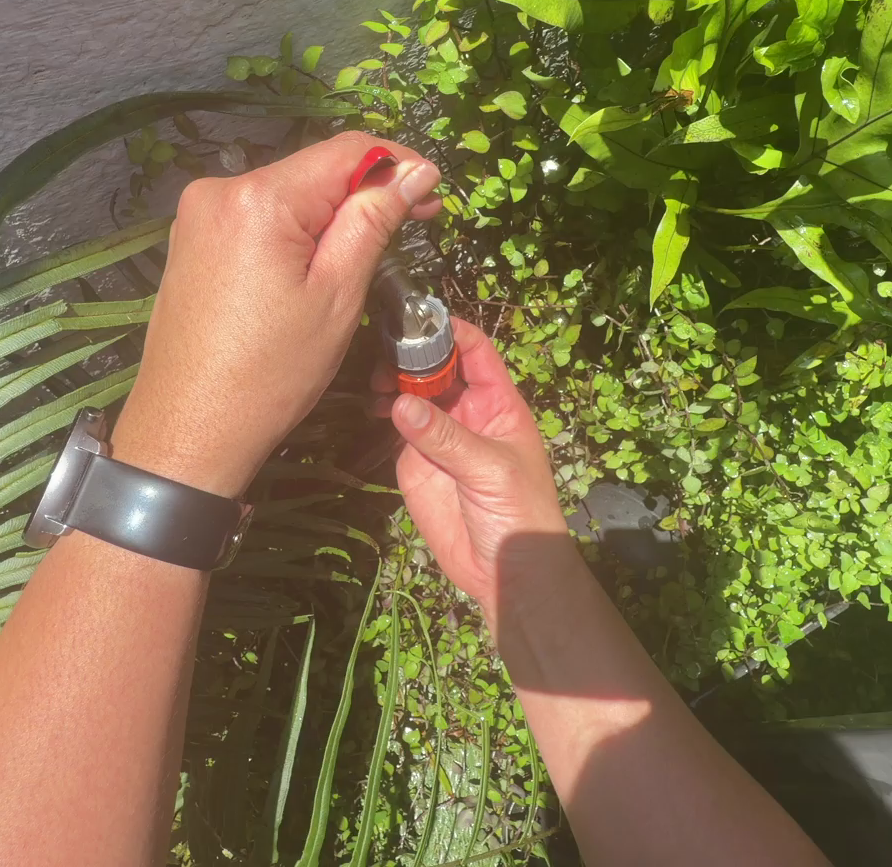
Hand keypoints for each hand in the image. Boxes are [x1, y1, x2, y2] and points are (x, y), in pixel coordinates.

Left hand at [113, 131, 440, 497]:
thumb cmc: (272, 373)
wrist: (190, 430)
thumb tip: (415, 171)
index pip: (346, 151)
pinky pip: (259, 218)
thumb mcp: (338, 296)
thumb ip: (374, 221)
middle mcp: (220, 189)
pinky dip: (295, 232)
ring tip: (361, 260)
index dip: (398, 164)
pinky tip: (311, 268)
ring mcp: (199, 215)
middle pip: (314, 171)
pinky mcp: (193, 240)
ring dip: (331, 215)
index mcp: (260, 198)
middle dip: (365, 193)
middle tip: (411, 224)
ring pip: (288, 195)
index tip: (432, 194)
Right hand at [379, 318, 571, 623]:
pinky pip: (398, 425)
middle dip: (413, 354)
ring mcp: (440, 435)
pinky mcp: (416, 460)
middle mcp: (467, 411)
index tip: (421, 319)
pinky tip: (373, 405)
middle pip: (438, 367)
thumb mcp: (489, 469)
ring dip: (394, 380)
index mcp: (498, 403)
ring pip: (414, 392)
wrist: (506, 571)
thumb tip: (399, 402)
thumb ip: (446, 437)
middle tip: (385, 353)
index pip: (476, 352)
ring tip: (375, 381)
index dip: (452, 331)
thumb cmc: (518, 512)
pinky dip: (384, 410)